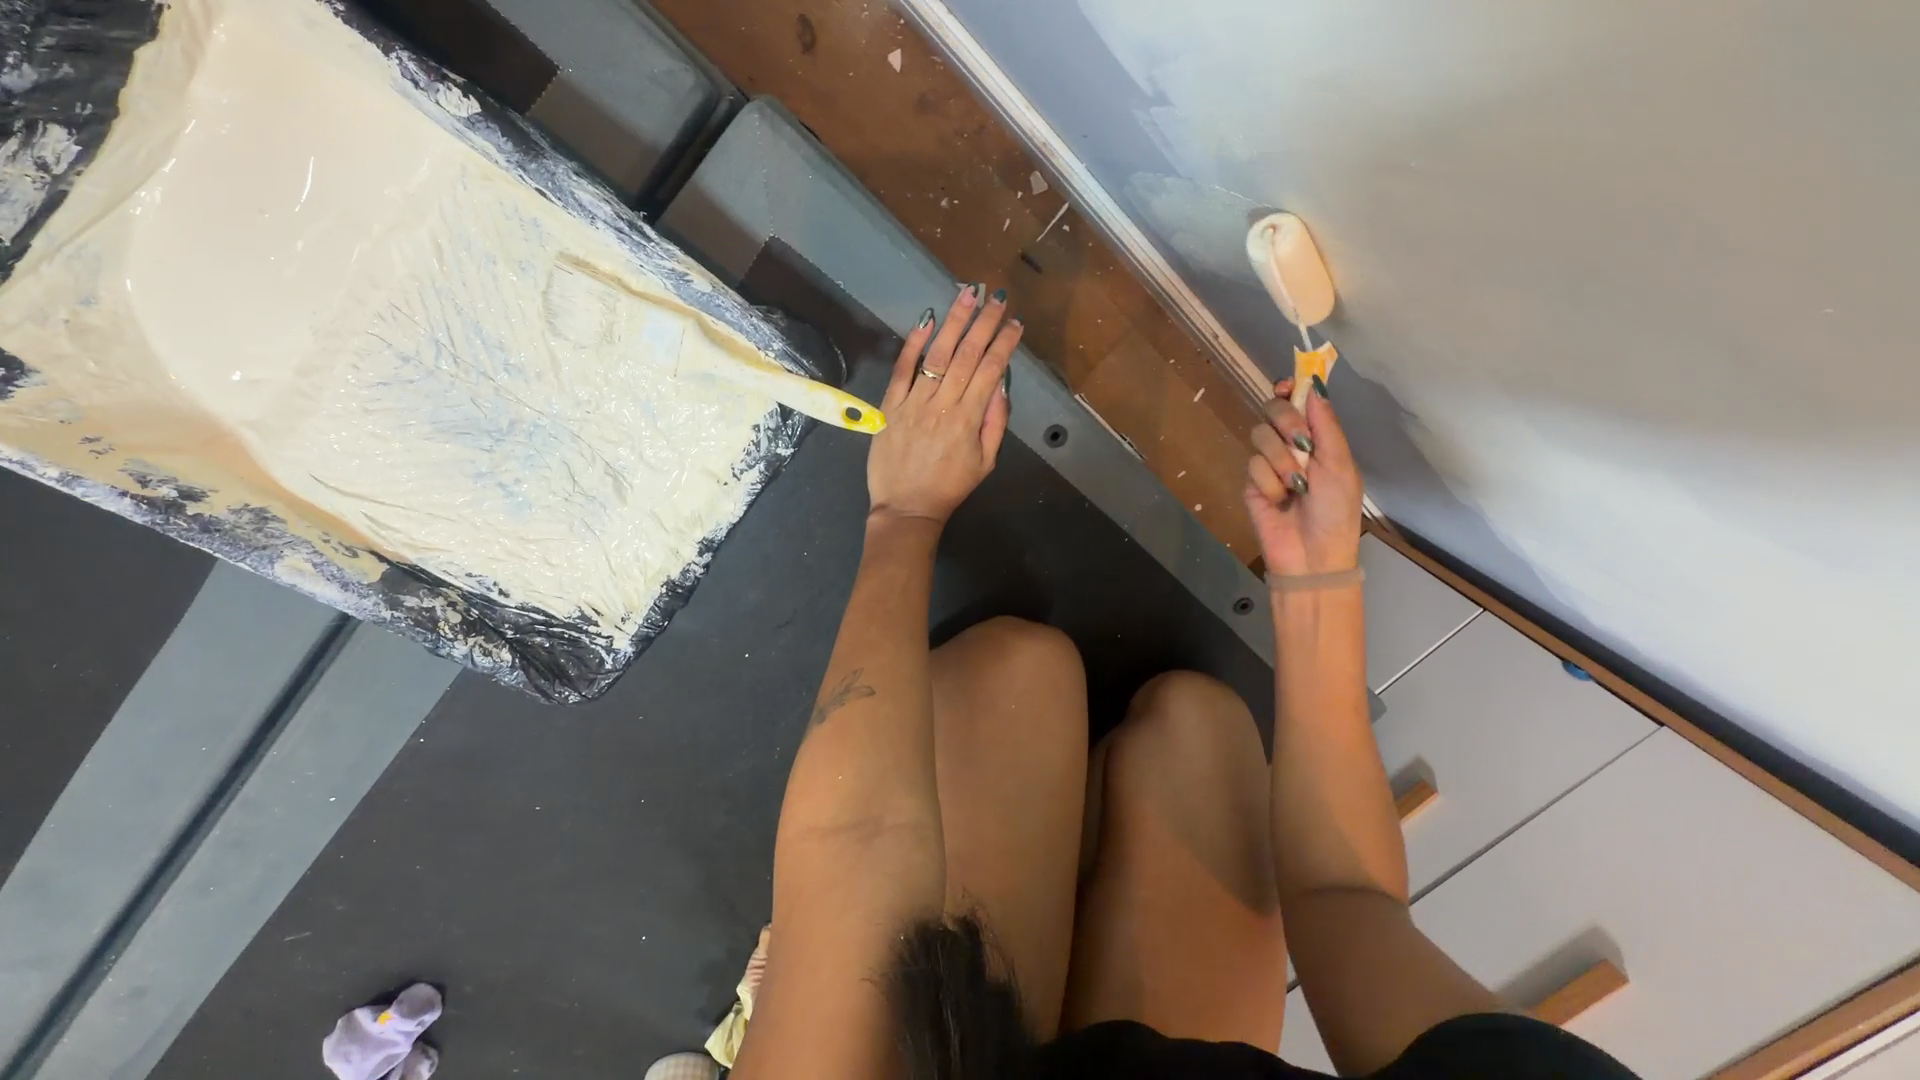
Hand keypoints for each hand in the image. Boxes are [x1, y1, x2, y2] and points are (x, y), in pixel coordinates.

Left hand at [867, 284, 1020, 525]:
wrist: (906, 508)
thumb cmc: (949, 487)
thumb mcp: (985, 463)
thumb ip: (995, 424)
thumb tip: (1002, 386)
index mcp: (968, 420)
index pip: (990, 371)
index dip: (1004, 344)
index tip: (1015, 324)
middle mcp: (942, 405)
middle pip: (966, 355)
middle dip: (984, 323)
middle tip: (996, 298)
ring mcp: (914, 403)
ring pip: (937, 355)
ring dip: (954, 321)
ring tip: (967, 294)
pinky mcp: (891, 405)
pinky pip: (903, 369)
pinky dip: (914, 344)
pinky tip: (927, 320)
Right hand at [1244, 376, 1363, 576]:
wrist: (1313, 555)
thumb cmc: (1336, 511)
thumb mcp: (1340, 464)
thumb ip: (1326, 424)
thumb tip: (1313, 385)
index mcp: (1318, 439)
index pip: (1297, 402)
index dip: (1290, 390)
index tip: (1285, 387)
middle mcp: (1291, 446)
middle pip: (1273, 410)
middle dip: (1286, 423)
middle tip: (1301, 444)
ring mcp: (1269, 465)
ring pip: (1260, 436)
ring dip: (1281, 460)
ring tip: (1295, 486)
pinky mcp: (1251, 484)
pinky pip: (1253, 465)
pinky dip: (1270, 483)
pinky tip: (1280, 501)